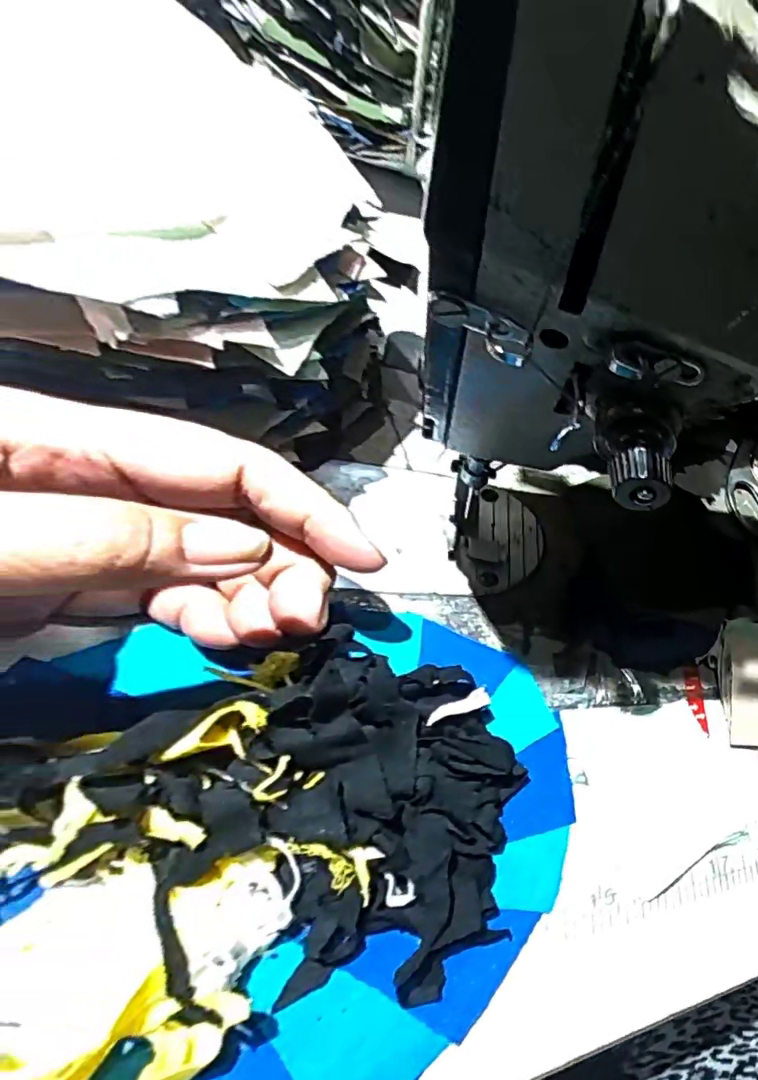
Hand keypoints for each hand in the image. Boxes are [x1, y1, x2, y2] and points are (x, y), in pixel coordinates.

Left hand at [0, 388, 385, 647]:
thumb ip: (107, 537)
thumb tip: (241, 547)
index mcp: (52, 438)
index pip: (231, 463)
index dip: (311, 509)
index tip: (363, 556)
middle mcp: (81, 480)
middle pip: (236, 513)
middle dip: (290, 567)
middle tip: (302, 615)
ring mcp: (76, 528)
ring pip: (214, 556)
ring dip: (258, 598)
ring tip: (265, 631)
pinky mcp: (64, 572)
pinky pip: (168, 588)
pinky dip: (210, 615)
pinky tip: (223, 633)